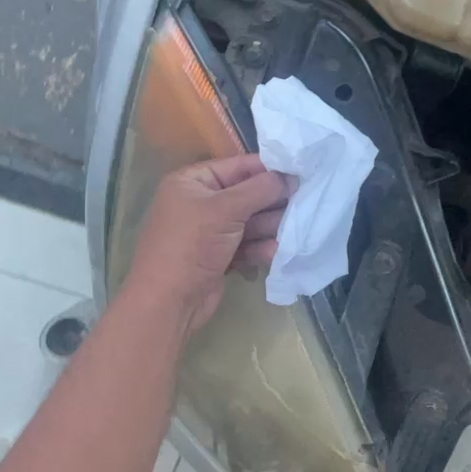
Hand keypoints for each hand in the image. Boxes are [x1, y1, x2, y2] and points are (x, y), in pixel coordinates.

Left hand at [125, 155, 288, 335]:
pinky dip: (262, 246)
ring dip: (271, 227)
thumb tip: (292, 176)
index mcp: (193, 181)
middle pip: (251, 193)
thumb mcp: (225, 210)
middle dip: (273, 204)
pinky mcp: (222, 253)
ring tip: (287, 235)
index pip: (240, 166)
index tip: (302, 173)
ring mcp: (212, 229)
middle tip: (299, 207)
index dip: (271, 170)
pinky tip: (272, 253)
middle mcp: (202, 201)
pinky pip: (250, 241)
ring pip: (254, 219)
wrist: (168, 304)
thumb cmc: (191, 246)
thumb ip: (261, 189)